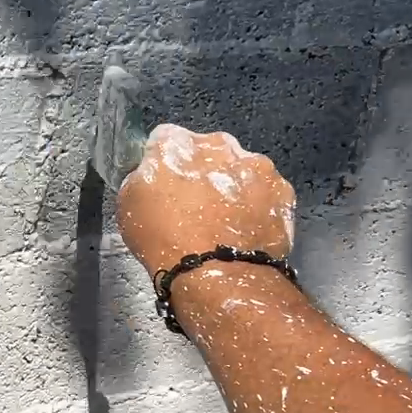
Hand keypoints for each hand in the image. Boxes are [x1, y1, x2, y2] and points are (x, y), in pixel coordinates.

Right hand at [116, 124, 295, 276]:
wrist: (216, 274)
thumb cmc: (162, 237)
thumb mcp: (127, 203)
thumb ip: (140, 176)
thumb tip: (150, 172)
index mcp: (176, 143)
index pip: (164, 138)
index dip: (160, 160)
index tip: (159, 180)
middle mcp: (219, 145)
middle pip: (207, 149)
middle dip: (199, 167)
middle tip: (190, 200)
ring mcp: (257, 167)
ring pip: (239, 168)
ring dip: (230, 183)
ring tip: (220, 217)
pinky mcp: (283, 192)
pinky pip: (264, 191)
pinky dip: (255, 203)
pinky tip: (242, 226)